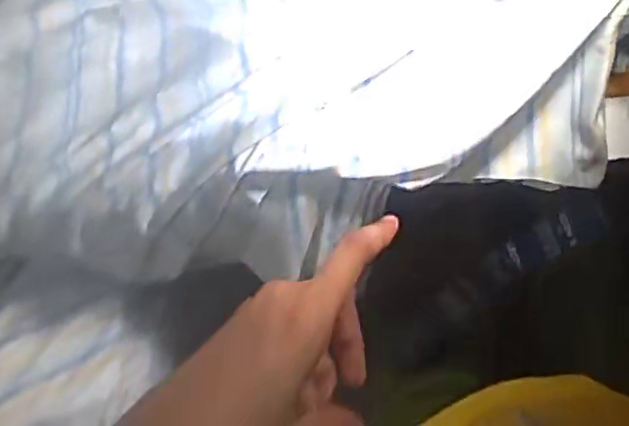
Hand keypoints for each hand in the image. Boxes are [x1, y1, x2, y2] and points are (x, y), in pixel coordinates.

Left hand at [119, 215, 400, 425]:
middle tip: (349, 388)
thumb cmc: (246, 418)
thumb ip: (333, 414)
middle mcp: (283, 297)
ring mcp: (256, 309)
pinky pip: (280, 328)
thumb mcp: (298, 420)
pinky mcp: (235, 325)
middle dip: (344, 342)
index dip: (373, 239)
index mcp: (305, 311)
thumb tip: (354, 420)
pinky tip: (283, 398)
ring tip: (306, 406)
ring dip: (317, 358)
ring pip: (306, 320)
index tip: (394, 222)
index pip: (348, 260)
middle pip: (331, 302)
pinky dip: (293, 355)